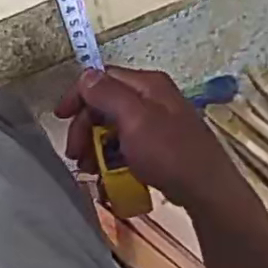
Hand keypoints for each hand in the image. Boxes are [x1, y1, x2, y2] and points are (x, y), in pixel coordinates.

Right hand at [54, 66, 251, 212]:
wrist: (206, 191)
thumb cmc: (169, 153)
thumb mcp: (134, 119)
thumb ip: (107, 94)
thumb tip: (86, 76)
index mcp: (147, 84)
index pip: (101, 78)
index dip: (78, 96)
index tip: (61, 118)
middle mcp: (152, 97)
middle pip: (105, 104)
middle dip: (85, 128)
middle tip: (76, 155)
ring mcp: (157, 122)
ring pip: (114, 127)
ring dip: (96, 146)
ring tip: (90, 170)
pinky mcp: (160, 145)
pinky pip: (127, 144)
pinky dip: (113, 157)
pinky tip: (108, 176)